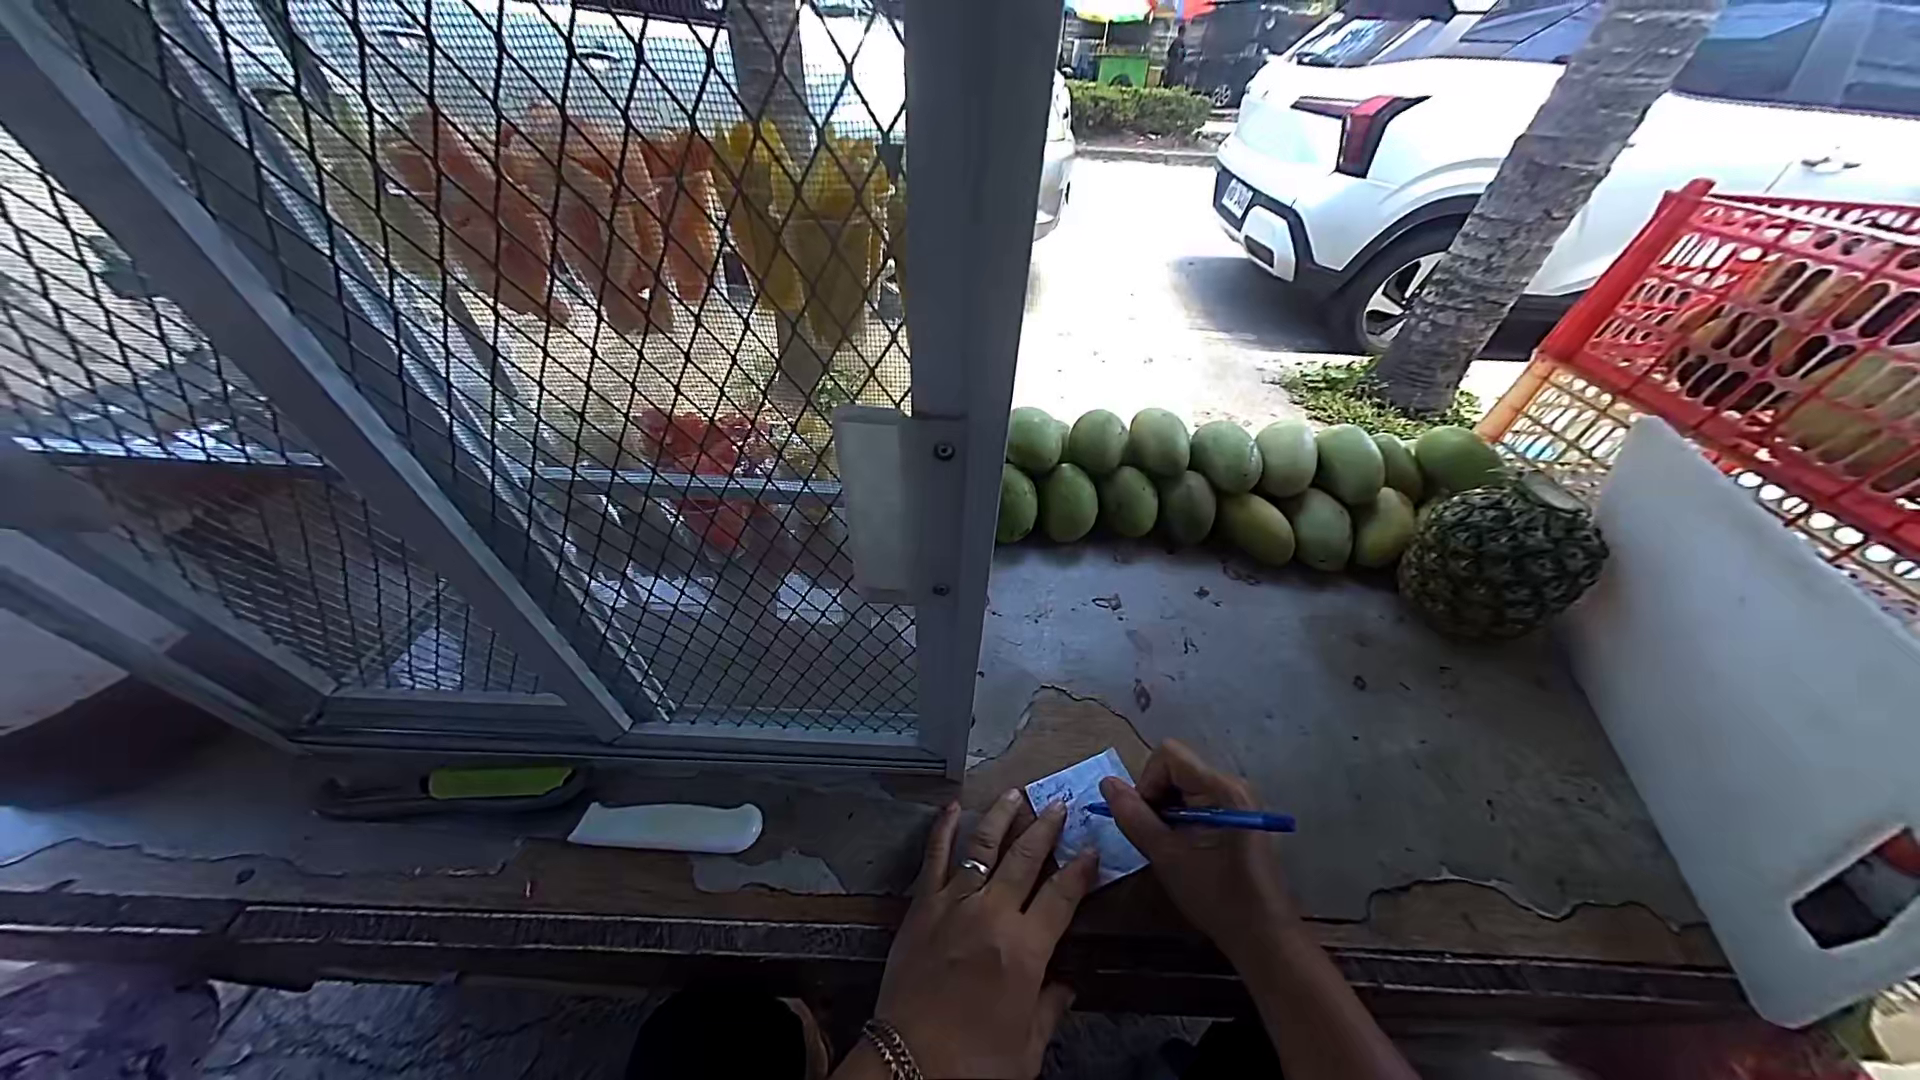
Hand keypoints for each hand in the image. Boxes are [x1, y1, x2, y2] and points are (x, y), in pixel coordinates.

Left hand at [873, 791, 1098, 1078]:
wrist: (907, 1066)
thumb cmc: (973, 1064)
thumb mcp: (1027, 1048)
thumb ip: (1050, 1008)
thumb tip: (1067, 984)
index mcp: (1024, 949)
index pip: (1062, 896)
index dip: (1081, 870)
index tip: (1092, 848)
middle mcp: (992, 914)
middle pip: (1026, 858)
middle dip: (1046, 827)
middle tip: (1059, 804)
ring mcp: (955, 903)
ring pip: (983, 845)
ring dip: (1002, 816)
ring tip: (1015, 793)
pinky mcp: (923, 905)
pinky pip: (934, 856)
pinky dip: (943, 828)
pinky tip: (951, 807)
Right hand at [1098, 740, 1299, 959]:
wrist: (1266, 939)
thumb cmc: (1217, 898)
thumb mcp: (1166, 856)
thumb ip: (1134, 816)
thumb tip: (1106, 783)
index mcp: (1221, 789)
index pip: (1169, 755)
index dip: (1148, 780)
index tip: (1145, 817)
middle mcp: (1232, 784)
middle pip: (1176, 766)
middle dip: (1156, 795)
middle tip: (1154, 834)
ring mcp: (1238, 799)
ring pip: (1183, 782)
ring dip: (1166, 807)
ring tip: (1169, 843)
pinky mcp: (1237, 814)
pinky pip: (1197, 797)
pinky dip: (1181, 815)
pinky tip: (1184, 846)